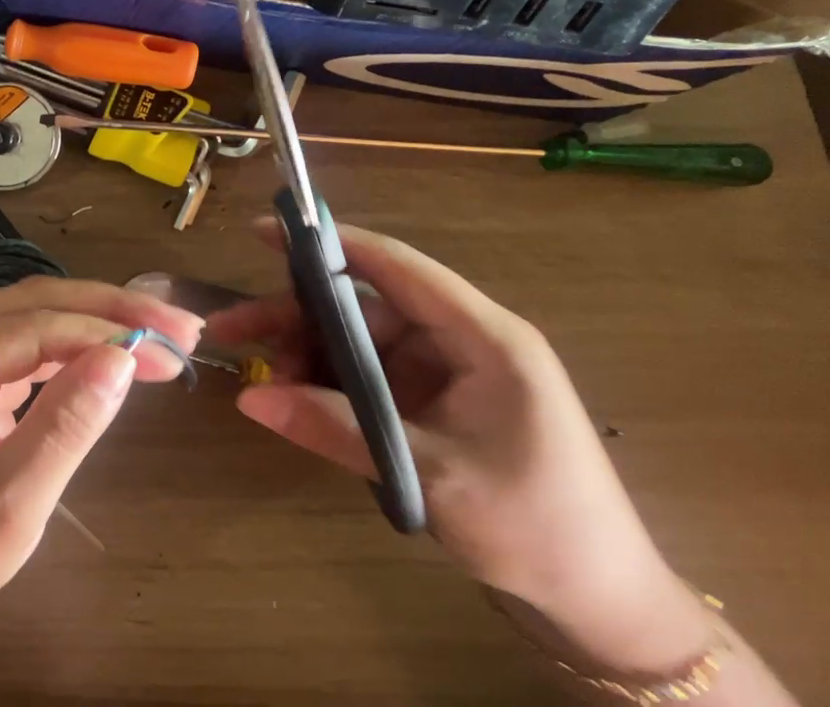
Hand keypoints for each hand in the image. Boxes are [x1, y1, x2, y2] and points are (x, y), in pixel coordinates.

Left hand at [0, 278, 200, 630]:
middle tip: (182, 327)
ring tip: (164, 337)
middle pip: (34, 301)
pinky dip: (76, 345)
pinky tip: (117, 356)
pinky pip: (27, 341)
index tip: (171, 352)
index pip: (34, 326)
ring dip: (98, 319)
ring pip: (34, 313)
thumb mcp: (10, 503)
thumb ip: (63, 428)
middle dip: (111, 308)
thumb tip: (120, 358)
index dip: (105, 331)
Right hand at [206, 220, 711, 671]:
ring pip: (355, 344)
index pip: (397, 269)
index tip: (262, 231)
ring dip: (305, 356)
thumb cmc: (536, 526)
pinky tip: (291, 402)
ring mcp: (444, 375)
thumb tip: (249, 399)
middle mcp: (460, 344)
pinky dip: (324, 385)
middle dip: (296, 317)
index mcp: (485, 341)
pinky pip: (363, 379)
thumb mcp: (431, 475)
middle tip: (230, 333)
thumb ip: (337, 429)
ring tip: (265, 385)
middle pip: (361, 308)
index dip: (330, 244)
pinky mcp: (430, 405)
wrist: (599, 598)